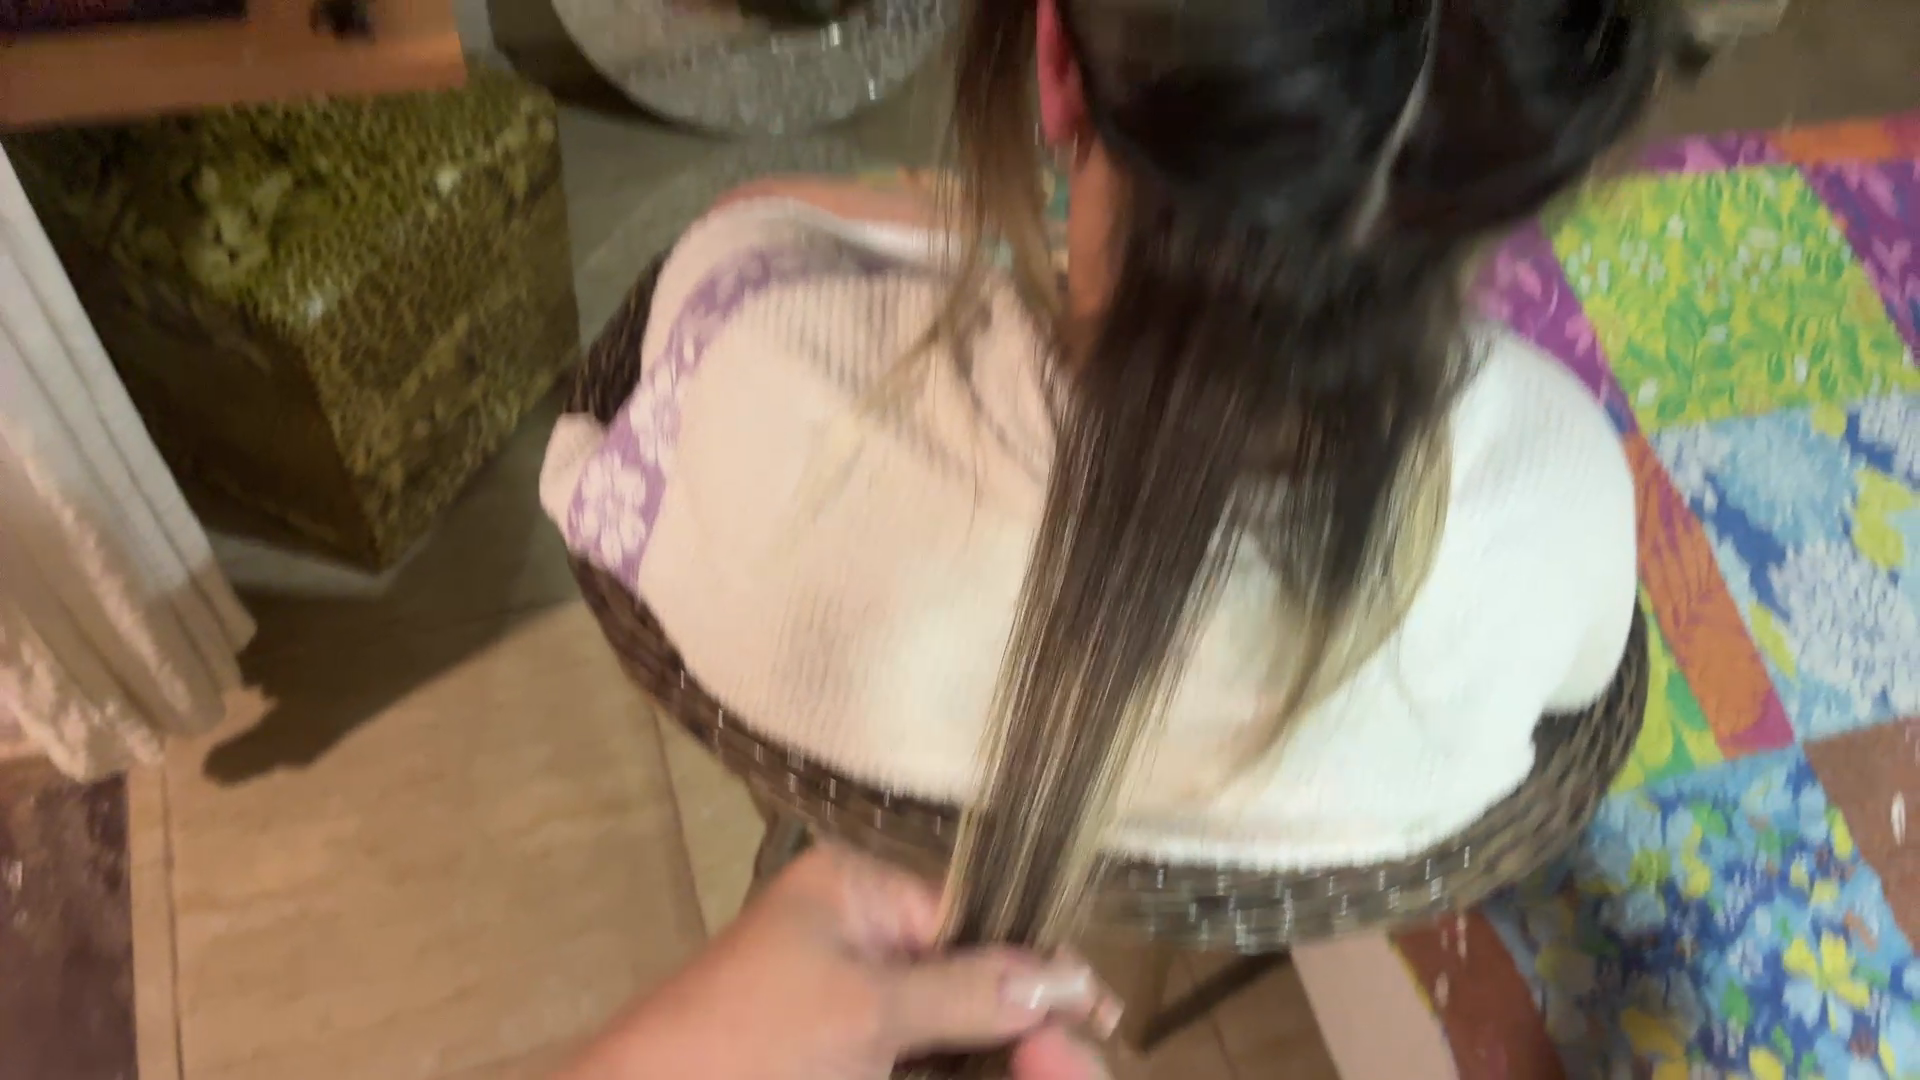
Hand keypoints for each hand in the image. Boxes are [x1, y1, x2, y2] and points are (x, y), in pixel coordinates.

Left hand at [563, 845, 1118, 1079]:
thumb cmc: (752, 1045)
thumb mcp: (865, 1013)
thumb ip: (967, 989)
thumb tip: (1065, 977)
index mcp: (861, 883)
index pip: (972, 904)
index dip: (1035, 955)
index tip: (1100, 1009)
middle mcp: (865, 921)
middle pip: (968, 955)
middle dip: (1022, 1005)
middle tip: (1081, 1050)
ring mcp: (856, 982)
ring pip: (950, 1003)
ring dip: (995, 1034)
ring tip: (1053, 1059)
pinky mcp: (849, 1034)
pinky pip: (921, 1036)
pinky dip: (955, 1055)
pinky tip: (996, 1061)